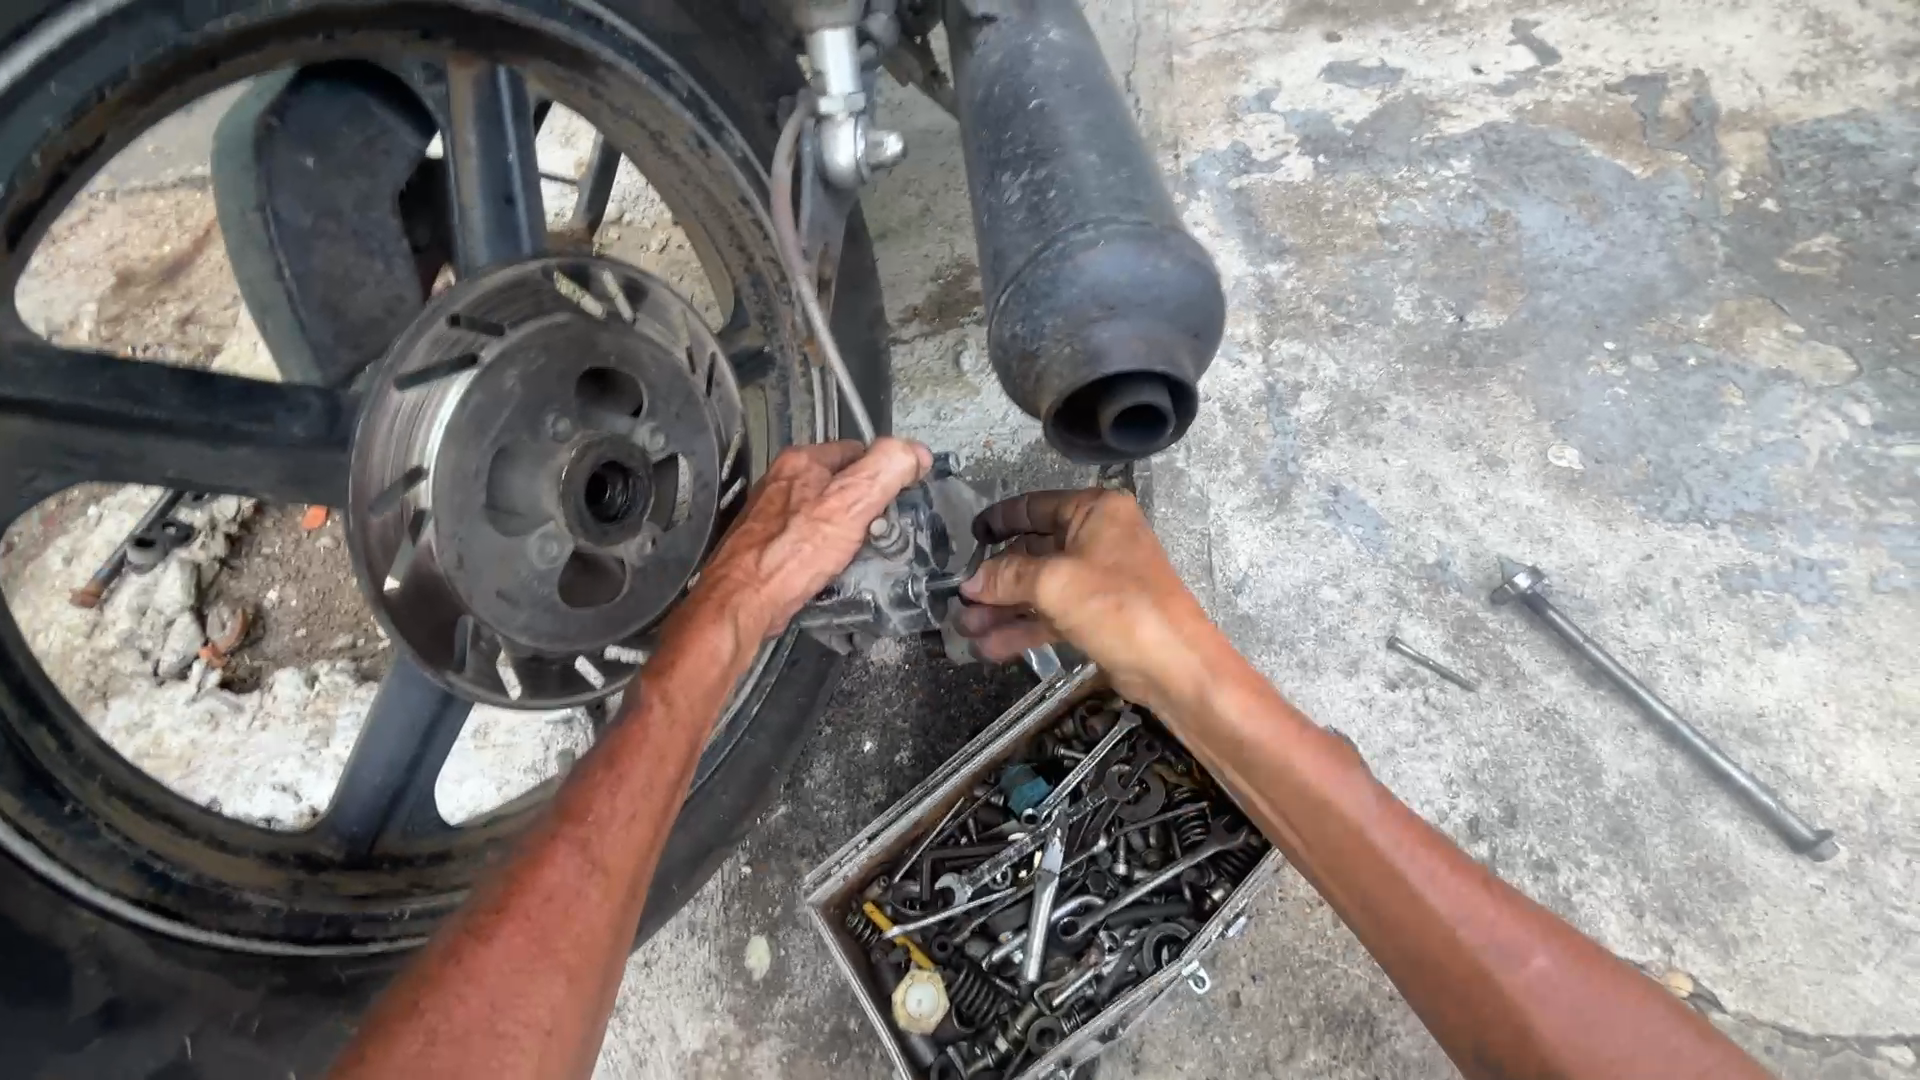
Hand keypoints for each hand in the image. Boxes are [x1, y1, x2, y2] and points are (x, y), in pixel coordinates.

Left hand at [693, 437, 931, 639]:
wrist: (743, 601)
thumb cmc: (787, 555)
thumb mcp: (853, 503)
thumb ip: (887, 471)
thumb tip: (914, 453)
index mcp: (803, 461)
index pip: (860, 450)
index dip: (884, 474)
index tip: (898, 497)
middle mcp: (784, 482)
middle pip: (843, 485)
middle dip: (865, 509)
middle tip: (877, 532)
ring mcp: (774, 514)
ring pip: (827, 515)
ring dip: (847, 534)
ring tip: (857, 555)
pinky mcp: (771, 544)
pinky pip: (811, 542)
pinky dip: (826, 554)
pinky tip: (832, 570)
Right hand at [957, 489, 1217, 709]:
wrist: (1174, 665)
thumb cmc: (1118, 606)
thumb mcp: (1055, 583)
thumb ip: (1007, 577)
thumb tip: (970, 582)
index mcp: (1095, 511)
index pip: (1036, 506)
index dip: (999, 520)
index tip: (968, 538)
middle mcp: (1097, 538)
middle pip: (1032, 552)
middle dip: (995, 579)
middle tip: (959, 601)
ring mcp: (1097, 579)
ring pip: (1038, 588)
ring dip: (1002, 609)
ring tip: (965, 630)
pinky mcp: (1096, 615)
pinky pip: (1050, 615)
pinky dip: (1022, 629)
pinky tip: (990, 648)